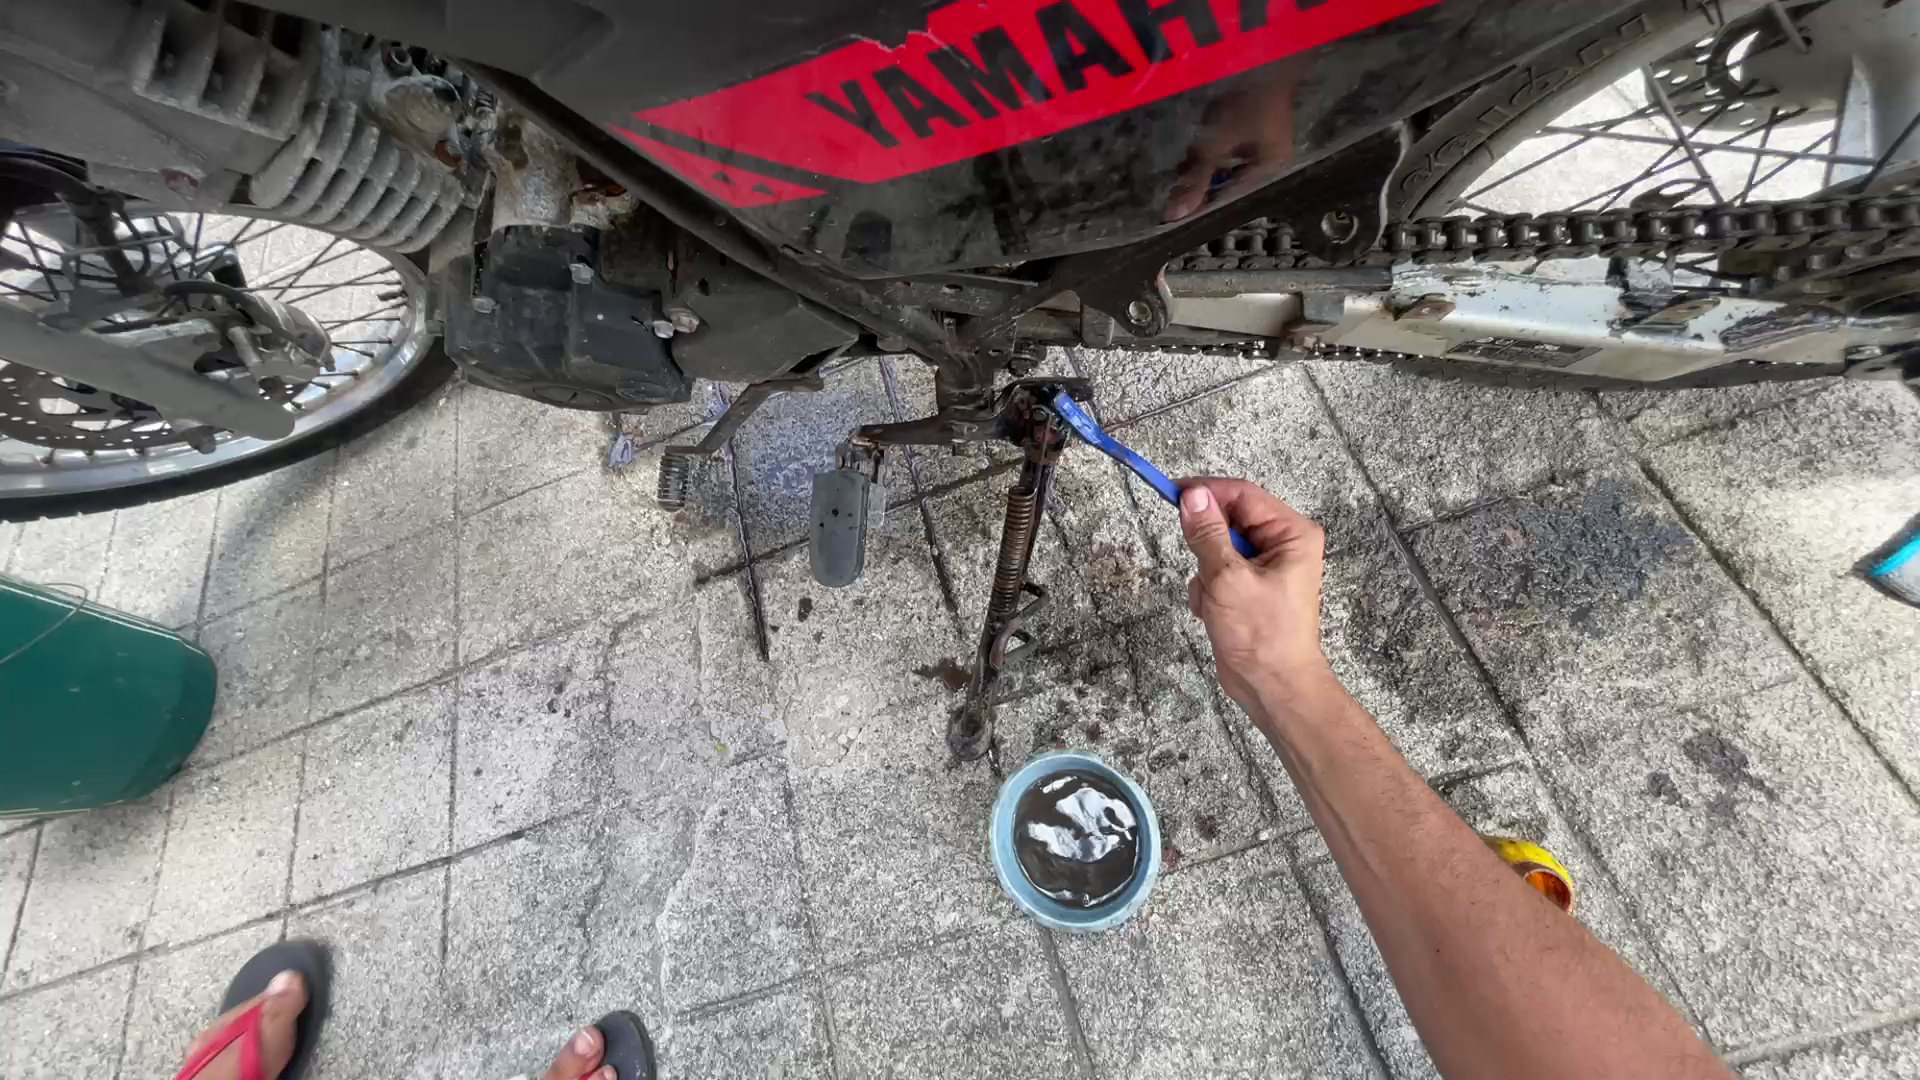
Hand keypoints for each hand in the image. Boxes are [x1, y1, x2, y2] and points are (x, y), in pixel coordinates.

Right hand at [1177, 478, 1329, 707]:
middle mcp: (1282, 544)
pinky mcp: (1247, 587)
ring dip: (1205, 574)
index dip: (1206, 491)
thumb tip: (1192, 495)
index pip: (1242, 495)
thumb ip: (1207, 533)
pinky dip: (1206, 590)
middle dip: (1207, 547)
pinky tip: (1214, 613)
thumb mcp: (1227, 578)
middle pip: (1228, 521)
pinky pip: (1215, 572)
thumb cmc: (1261, 634)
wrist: (1272, 686)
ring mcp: (1264, 567)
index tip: (1171, 493)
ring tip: (1215, 602)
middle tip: (1202, 570)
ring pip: (1215, 548)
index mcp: (1291, 533)